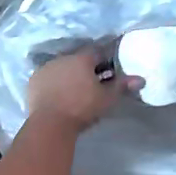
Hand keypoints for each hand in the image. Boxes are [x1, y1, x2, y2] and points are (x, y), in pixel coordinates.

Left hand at [28, 48, 144, 131]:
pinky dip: (54, 84)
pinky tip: (58, 96)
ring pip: (62, 68)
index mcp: (82, 59)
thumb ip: (122, 86)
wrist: (50, 123)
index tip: (109, 71)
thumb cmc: (82, 108)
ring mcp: (46, 68)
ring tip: (74, 91)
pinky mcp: (34, 81)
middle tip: (93, 84)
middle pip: (78, 59)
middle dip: (86, 68)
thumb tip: (141, 79)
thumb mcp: (107, 99)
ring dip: (68, 75)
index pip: (97, 52)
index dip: (104, 60)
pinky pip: (48, 78)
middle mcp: (63, 58)